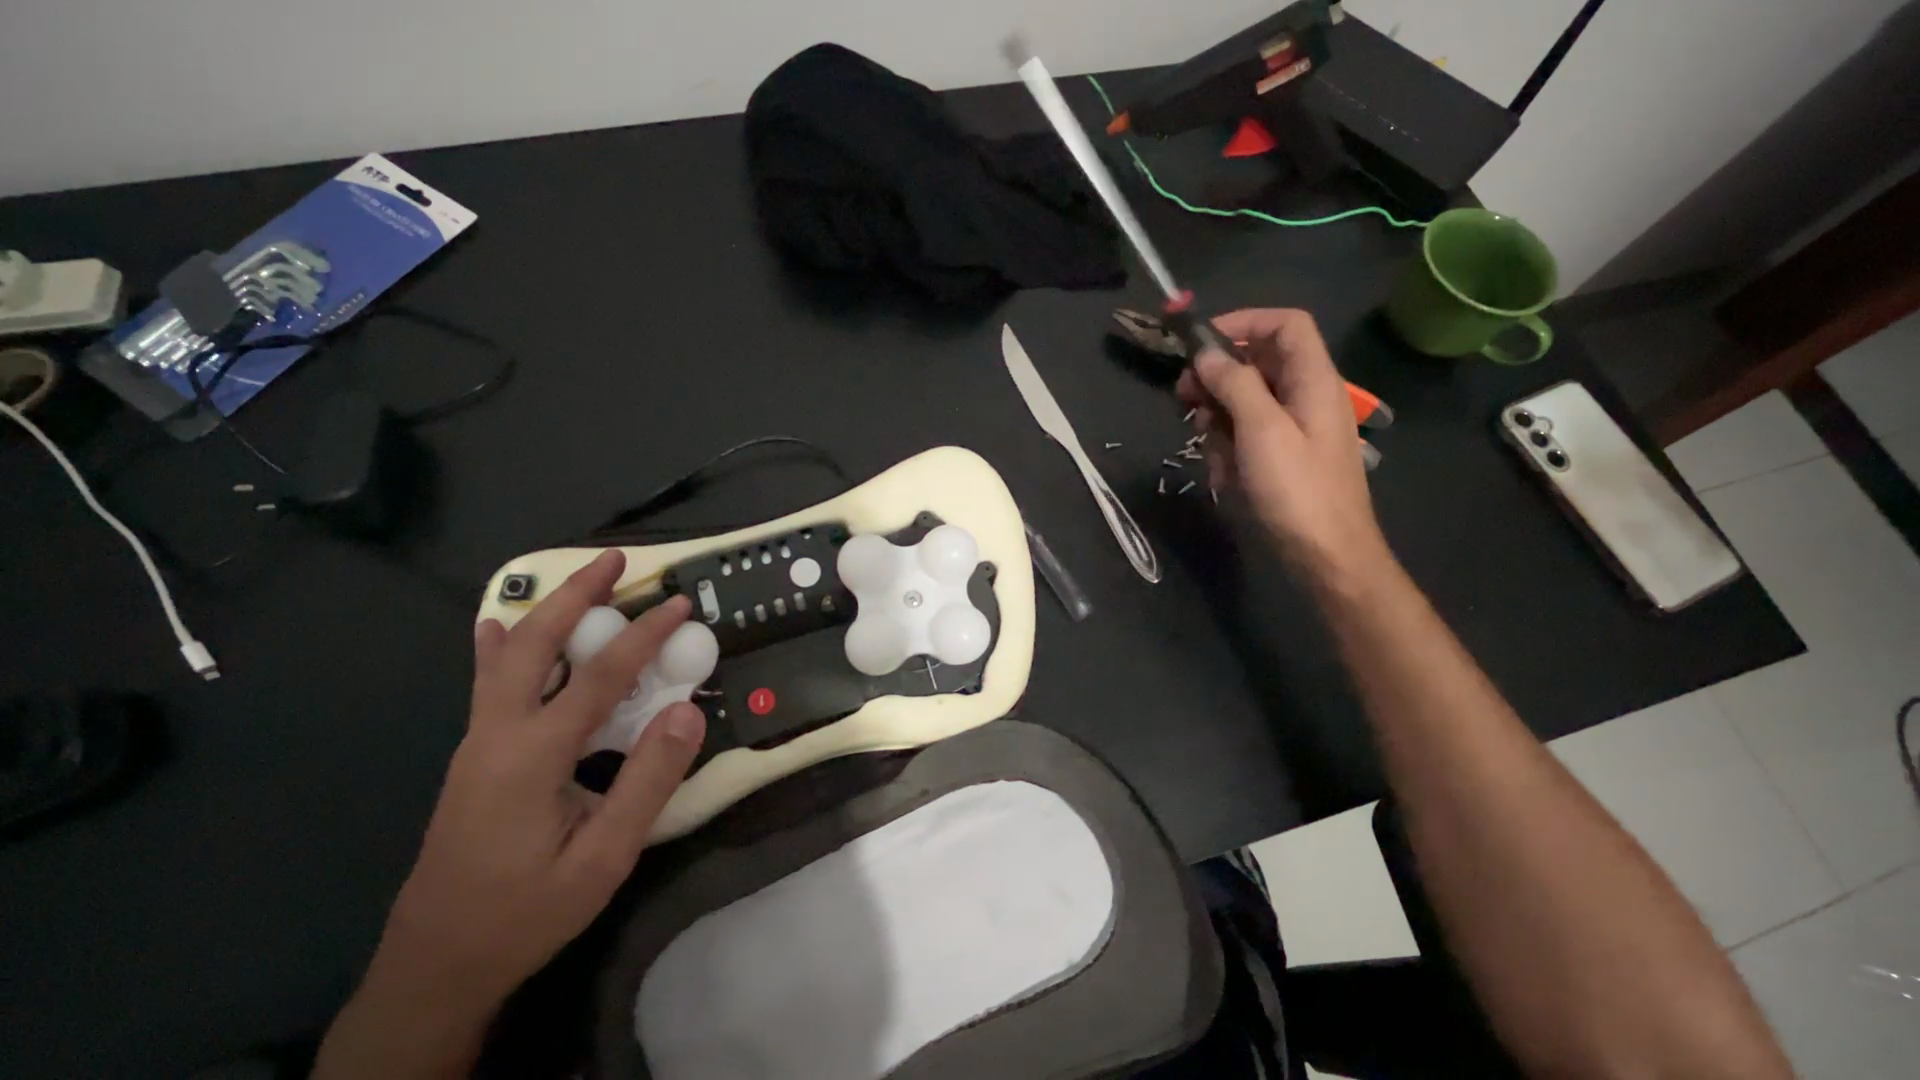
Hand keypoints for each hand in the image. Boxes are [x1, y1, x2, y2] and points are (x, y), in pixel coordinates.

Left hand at [314, 550, 705, 1078]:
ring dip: (545, 611)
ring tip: (578, 581)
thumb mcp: (603, 858)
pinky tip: (496, 626)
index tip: (680, 603)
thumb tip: (687, 711)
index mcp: (531, 754)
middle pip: (535, 643)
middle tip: (615, 558)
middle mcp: (496, 733)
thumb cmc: (527, 911)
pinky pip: (487, 683)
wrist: (437, 960)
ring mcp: (476, 742)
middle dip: (577, 594)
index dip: (644, 635)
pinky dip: (500, 645)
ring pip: (506, 656)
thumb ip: (647, 782)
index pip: (598, 676)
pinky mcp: (473, 756)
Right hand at [1177, 308, 1390, 583]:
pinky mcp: (1284, 458)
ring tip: (1203, 439)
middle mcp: (1307, 396)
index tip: (1199, 344)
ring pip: (1247, 401)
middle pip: (1259, 362)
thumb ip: (1234, 384)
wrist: (1328, 558)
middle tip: (1183, 396)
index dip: (1243, 322)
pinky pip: (1249, 435)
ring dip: (1219, 415)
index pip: (1285, 325)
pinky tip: (1223, 472)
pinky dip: (1229, 445)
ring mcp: (1296, 429)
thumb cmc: (1298, 491)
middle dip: (1218, 375)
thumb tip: (1205, 352)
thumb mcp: (1262, 431)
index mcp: (1314, 380)